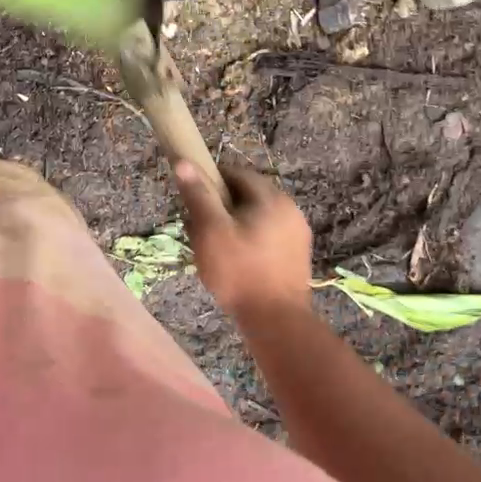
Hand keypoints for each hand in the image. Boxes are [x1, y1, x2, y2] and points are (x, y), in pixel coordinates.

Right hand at [172, 161, 313, 323]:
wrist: (276, 319)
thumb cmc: (238, 270)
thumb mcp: (210, 229)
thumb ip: (198, 194)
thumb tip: (183, 162)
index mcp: (272, 199)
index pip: (236, 173)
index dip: (210, 180)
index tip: (192, 200)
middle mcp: (290, 210)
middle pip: (246, 193)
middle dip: (219, 203)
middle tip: (198, 225)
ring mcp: (297, 233)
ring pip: (254, 214)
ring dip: (231, 221)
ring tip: (212, 244)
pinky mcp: (296, 253)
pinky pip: (265, 232)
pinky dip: (246, 236)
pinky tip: (232, 257)